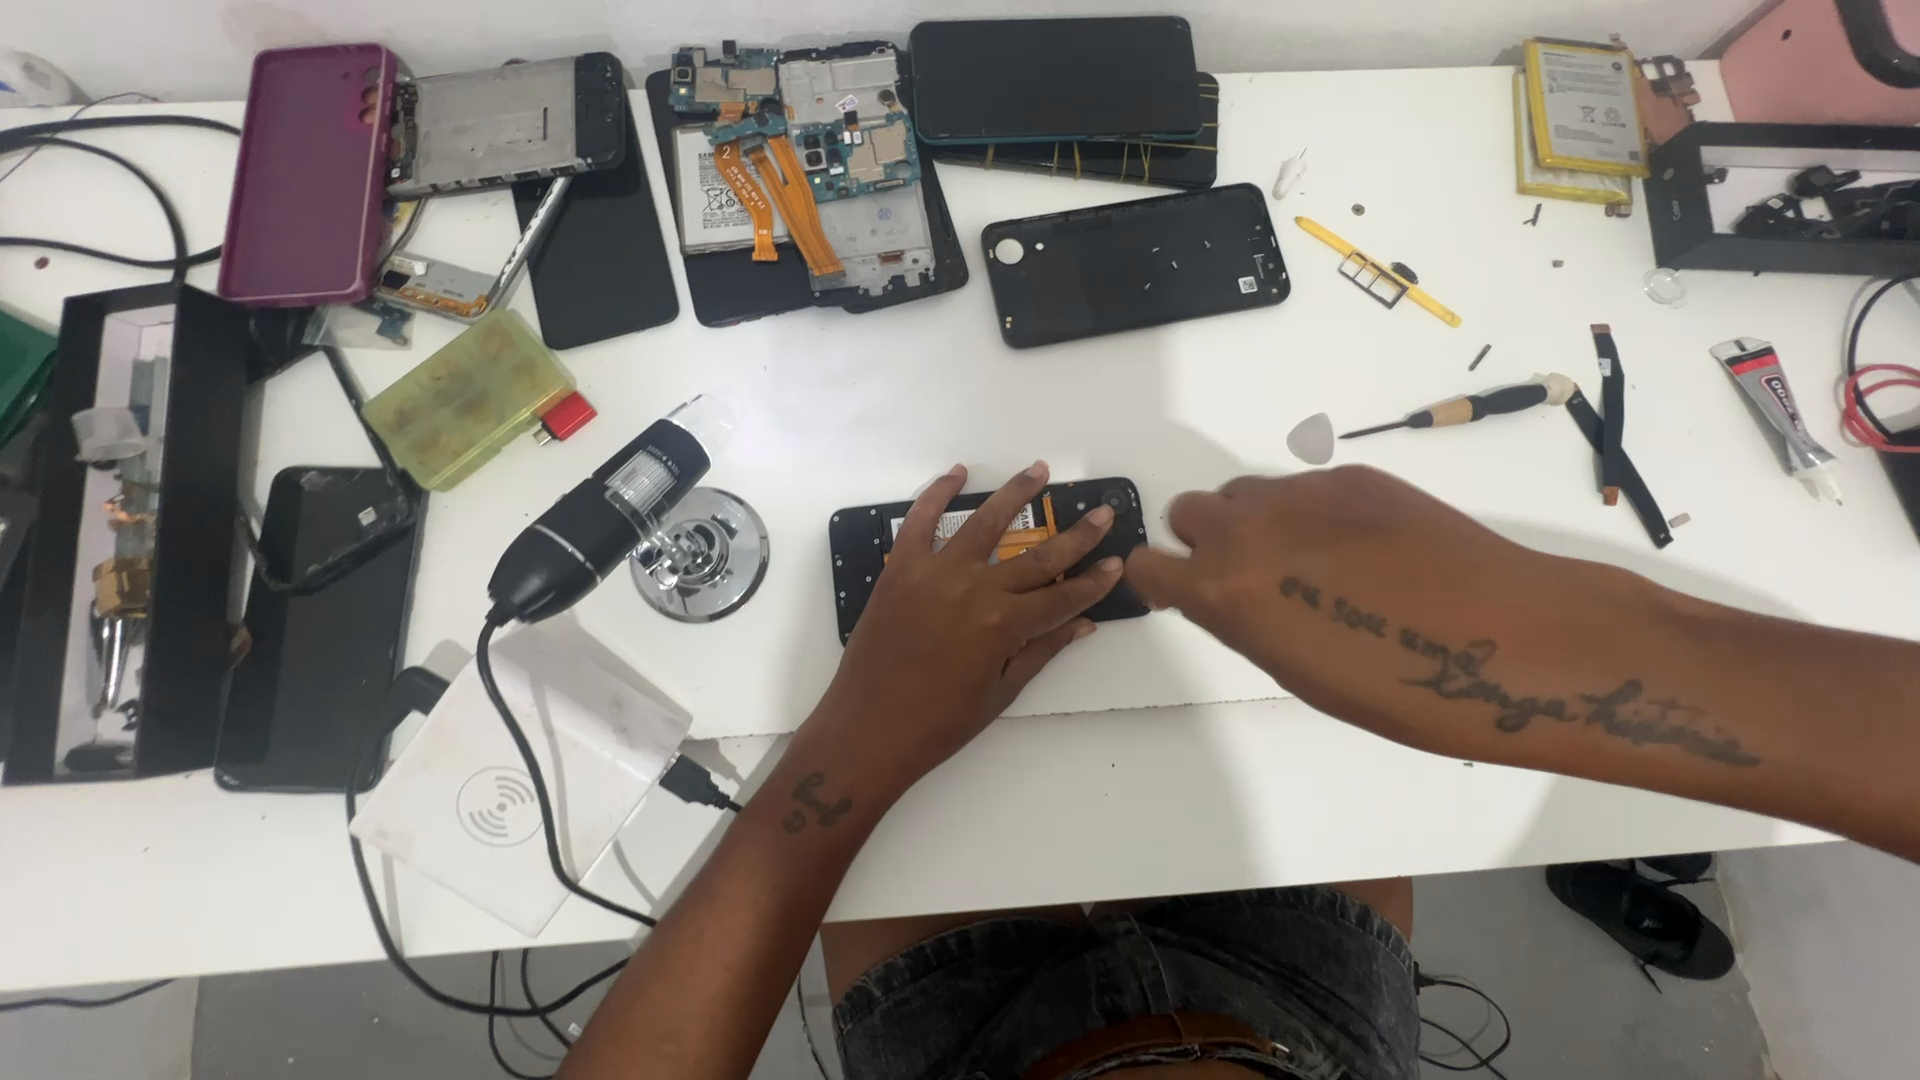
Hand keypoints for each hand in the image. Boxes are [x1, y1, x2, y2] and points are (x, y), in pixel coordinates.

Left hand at [806, 462, 1122, 796]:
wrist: (868, 728)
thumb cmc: (939, 723)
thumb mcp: (1001, 692)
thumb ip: (1041, 650)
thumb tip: (1084, 624)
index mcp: (1004, 625)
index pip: (1062, 597)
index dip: (1093, 582)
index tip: (1117, 562)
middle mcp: (975, 588)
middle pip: (1038, 556)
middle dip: (1077, 535)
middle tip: (1101, 512)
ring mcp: (935, 572)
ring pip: (985, 522)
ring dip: (1016, 493)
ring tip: (1039, 470)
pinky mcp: (900, 568)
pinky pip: (920, 520)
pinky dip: (937, 492)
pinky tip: (958, 473)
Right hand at [1124, 467, 1633, 756]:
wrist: (1510, 639)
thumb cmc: (1396, 684)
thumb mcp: (1292, 668)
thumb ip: (1240, 617)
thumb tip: (1230, 592)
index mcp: (1222, 591)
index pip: (1147, 566)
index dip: (1160, 580)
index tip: (1182, 590)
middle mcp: (1246, 530)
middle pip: (1187, 512)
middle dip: (1204, 541)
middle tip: (1252, 574)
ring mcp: (1299, 495)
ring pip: (1244, 494)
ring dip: (1256, 521)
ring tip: (1312, 560)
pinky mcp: (1349, 476)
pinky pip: (1303, 490)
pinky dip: (1312, 513)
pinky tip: (1364, 548)